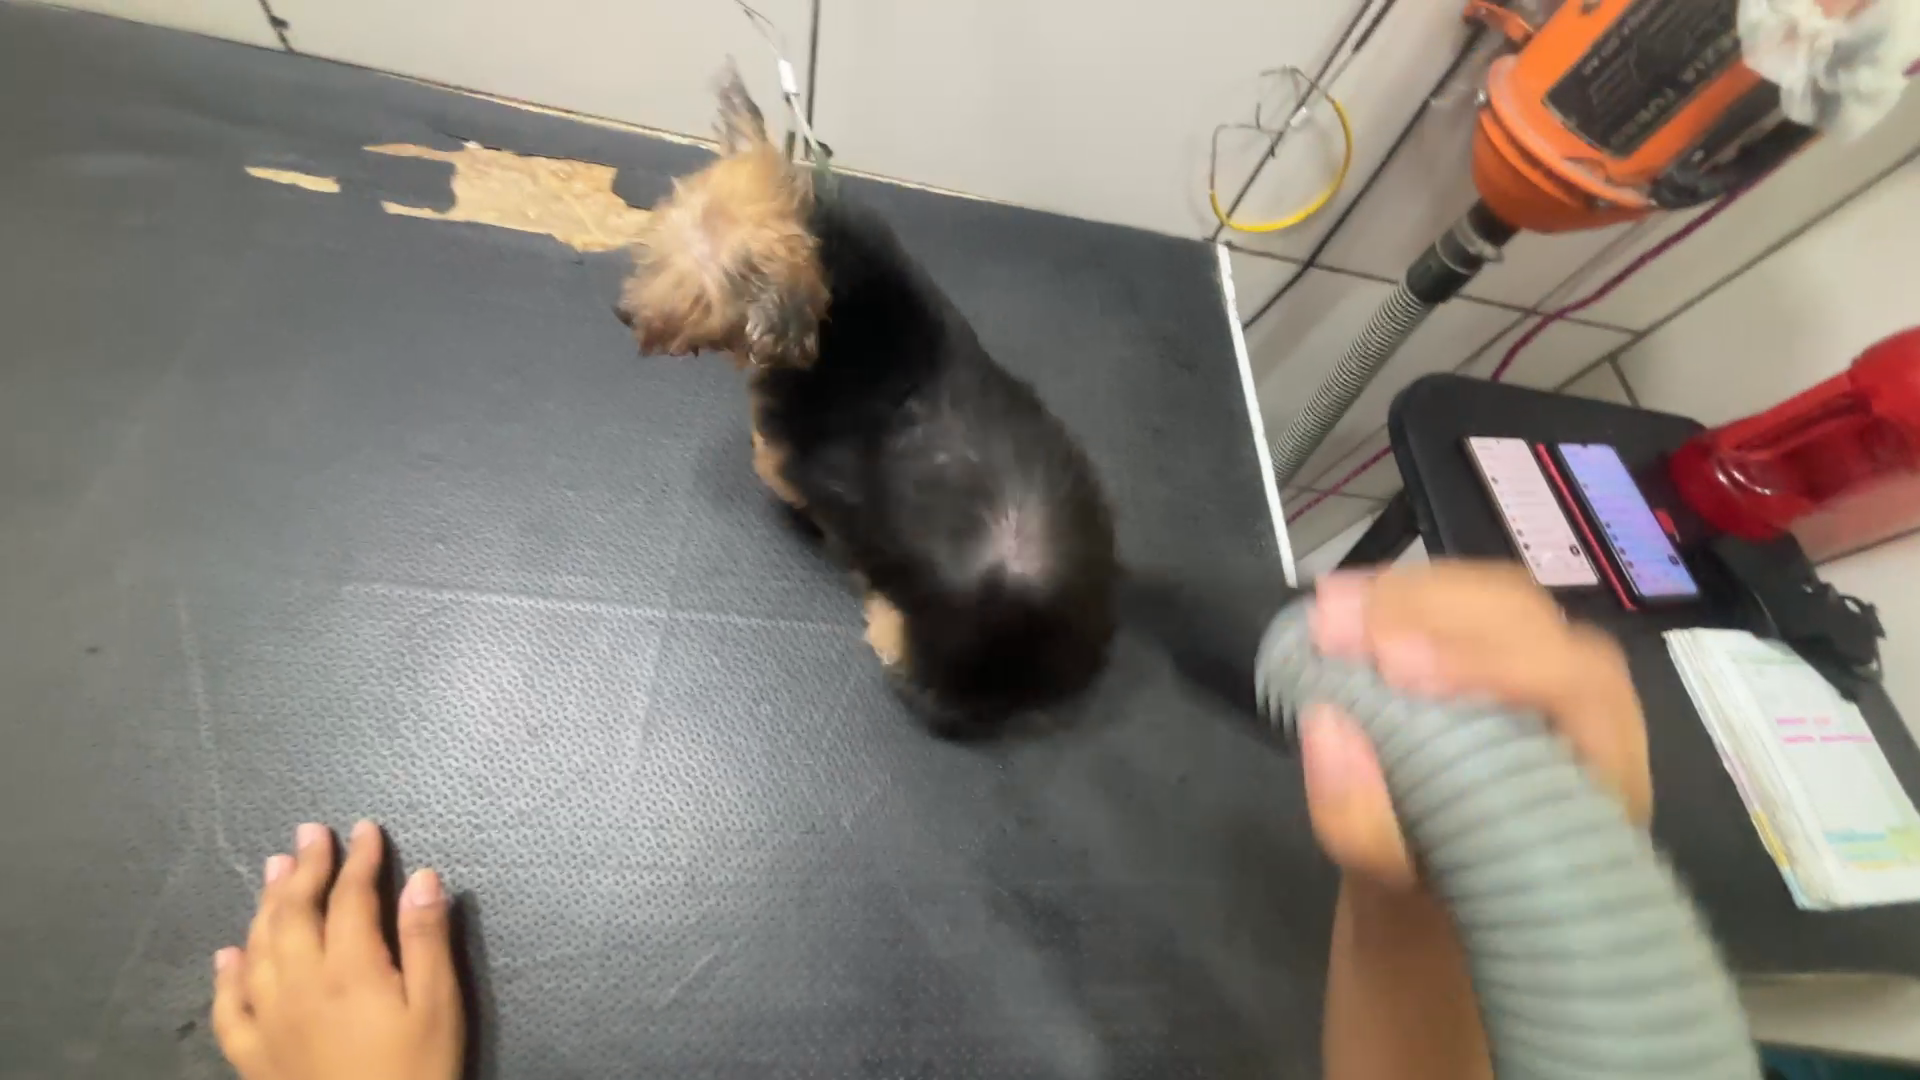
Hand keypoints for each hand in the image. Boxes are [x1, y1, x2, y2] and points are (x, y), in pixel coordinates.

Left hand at [211, 821, 464, 1079]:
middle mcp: (300, 988)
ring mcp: (269, 1022)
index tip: (366, 828)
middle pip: (296, 916)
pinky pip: (229, 1006)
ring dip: (267, 904)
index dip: (359, 860)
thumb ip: (426, 937)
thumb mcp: (438, 1000)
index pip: (351, 899)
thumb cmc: (416, 1065)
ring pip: (258, 950)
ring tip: (275, 869)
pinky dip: (228, 972)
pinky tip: (229, 951)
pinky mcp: (254, 1054)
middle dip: (305, 869)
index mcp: (349, 970)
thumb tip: (424, 876)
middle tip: (309, 832)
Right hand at [1301, 562, 1650, 887]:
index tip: (1396, 668)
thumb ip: (1358, 821)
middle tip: (1338, 624)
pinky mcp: (1478, 651)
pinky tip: (1339, 598)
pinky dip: (1390, 591)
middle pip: (1528, 620)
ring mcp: (1528, 669)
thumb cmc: (1433, 886)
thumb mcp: (1390, 882)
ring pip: (1489, 597)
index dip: (1493, 661)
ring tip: (1328, 606)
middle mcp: (1575, 708)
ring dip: (1402, 592)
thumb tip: (1324, 723)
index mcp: (1593, 774)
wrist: (1442, 885)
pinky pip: (1449, 601)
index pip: (1577, 683)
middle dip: (1427, 610)